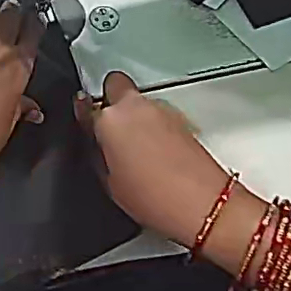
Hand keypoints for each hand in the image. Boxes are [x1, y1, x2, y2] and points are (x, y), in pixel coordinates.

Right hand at [78, 71, 233, 245]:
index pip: (86, 105)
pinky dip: (154, 126)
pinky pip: (157, 114)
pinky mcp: (182, 118)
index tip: (88, 126)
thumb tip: (95, 142)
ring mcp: (161, 110)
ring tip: (137, 149)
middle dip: (110, 99)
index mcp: (109, 119)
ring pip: (138, 100)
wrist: (204, 206)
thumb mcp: (108, 182)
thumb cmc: (157, 197)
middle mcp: (135, 106)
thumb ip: (96, 152)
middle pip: (115, 85)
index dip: (85, 117)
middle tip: (111, 128)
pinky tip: (155, 153)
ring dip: (135, 115)